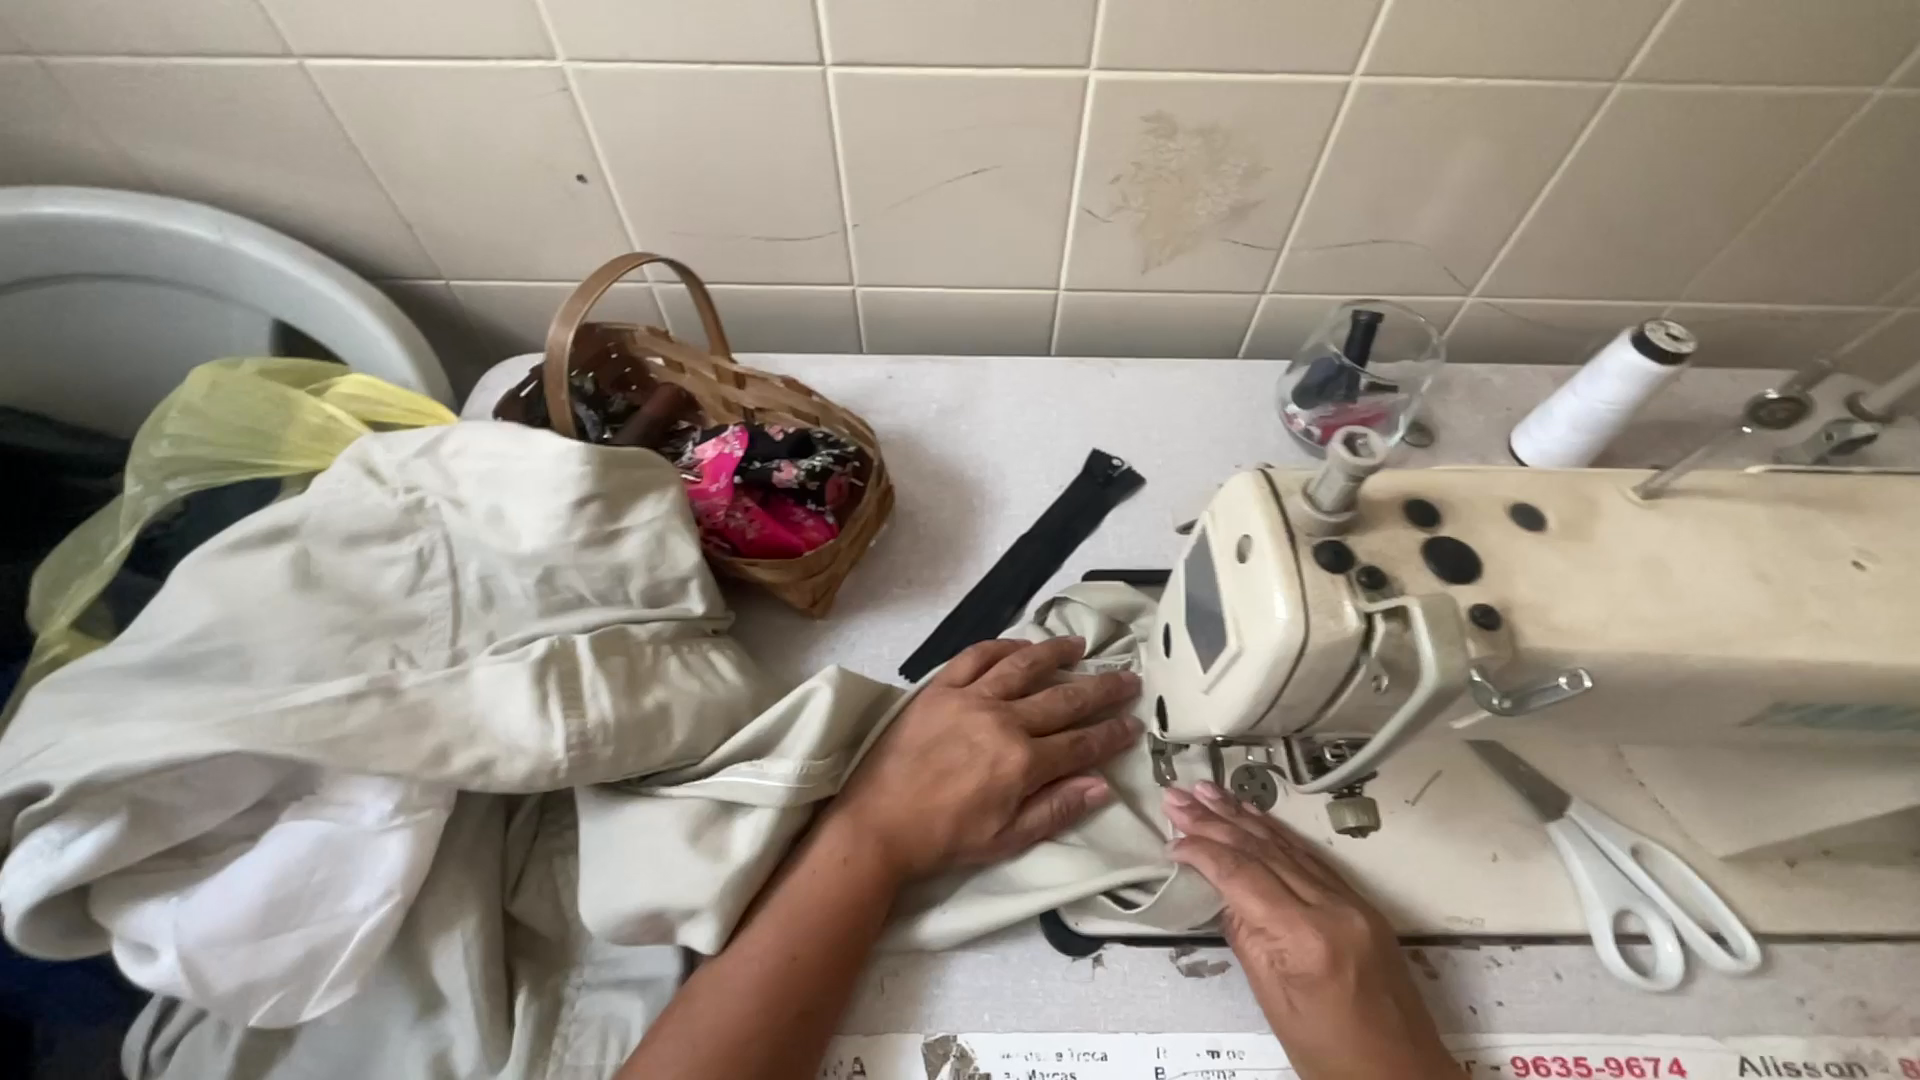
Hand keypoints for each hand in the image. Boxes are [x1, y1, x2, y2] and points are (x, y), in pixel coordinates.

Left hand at [826, 637, 1142, 882]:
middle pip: (1062, 698)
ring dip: (1056, 653)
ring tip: (1081, 645)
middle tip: (1128, 678)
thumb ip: (1056, 809)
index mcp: (1021, 762)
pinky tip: (1021, 645)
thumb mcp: (1006, 840)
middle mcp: (1001, 721)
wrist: (878, 823)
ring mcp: (968, 698)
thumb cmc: (944, 838)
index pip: (1081, 743)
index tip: (1135, 722)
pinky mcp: (938, 688)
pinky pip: (975, 656)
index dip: (1112, 733)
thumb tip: (1102, 784)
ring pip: (1023, 666)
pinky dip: (1002, 646)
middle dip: (1101, 689)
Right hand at [1164, 782, 1456, 1079]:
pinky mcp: (1361, 904)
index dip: (1202, 851)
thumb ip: (1244, 935)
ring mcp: (1352, 902)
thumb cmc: (1330, 1056)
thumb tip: (1219, 889)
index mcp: (1305, 938)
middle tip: (1176, 797)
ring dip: (1241, 815)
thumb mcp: (1272, 999)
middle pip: (1261, 850)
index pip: (1242, 875)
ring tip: (1206, 791)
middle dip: (1213, 820)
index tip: (1171, 840)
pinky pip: (1310, 858)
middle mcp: (1332, 908)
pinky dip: (1276, 833)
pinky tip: (1252, 815)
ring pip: (1286, 846)